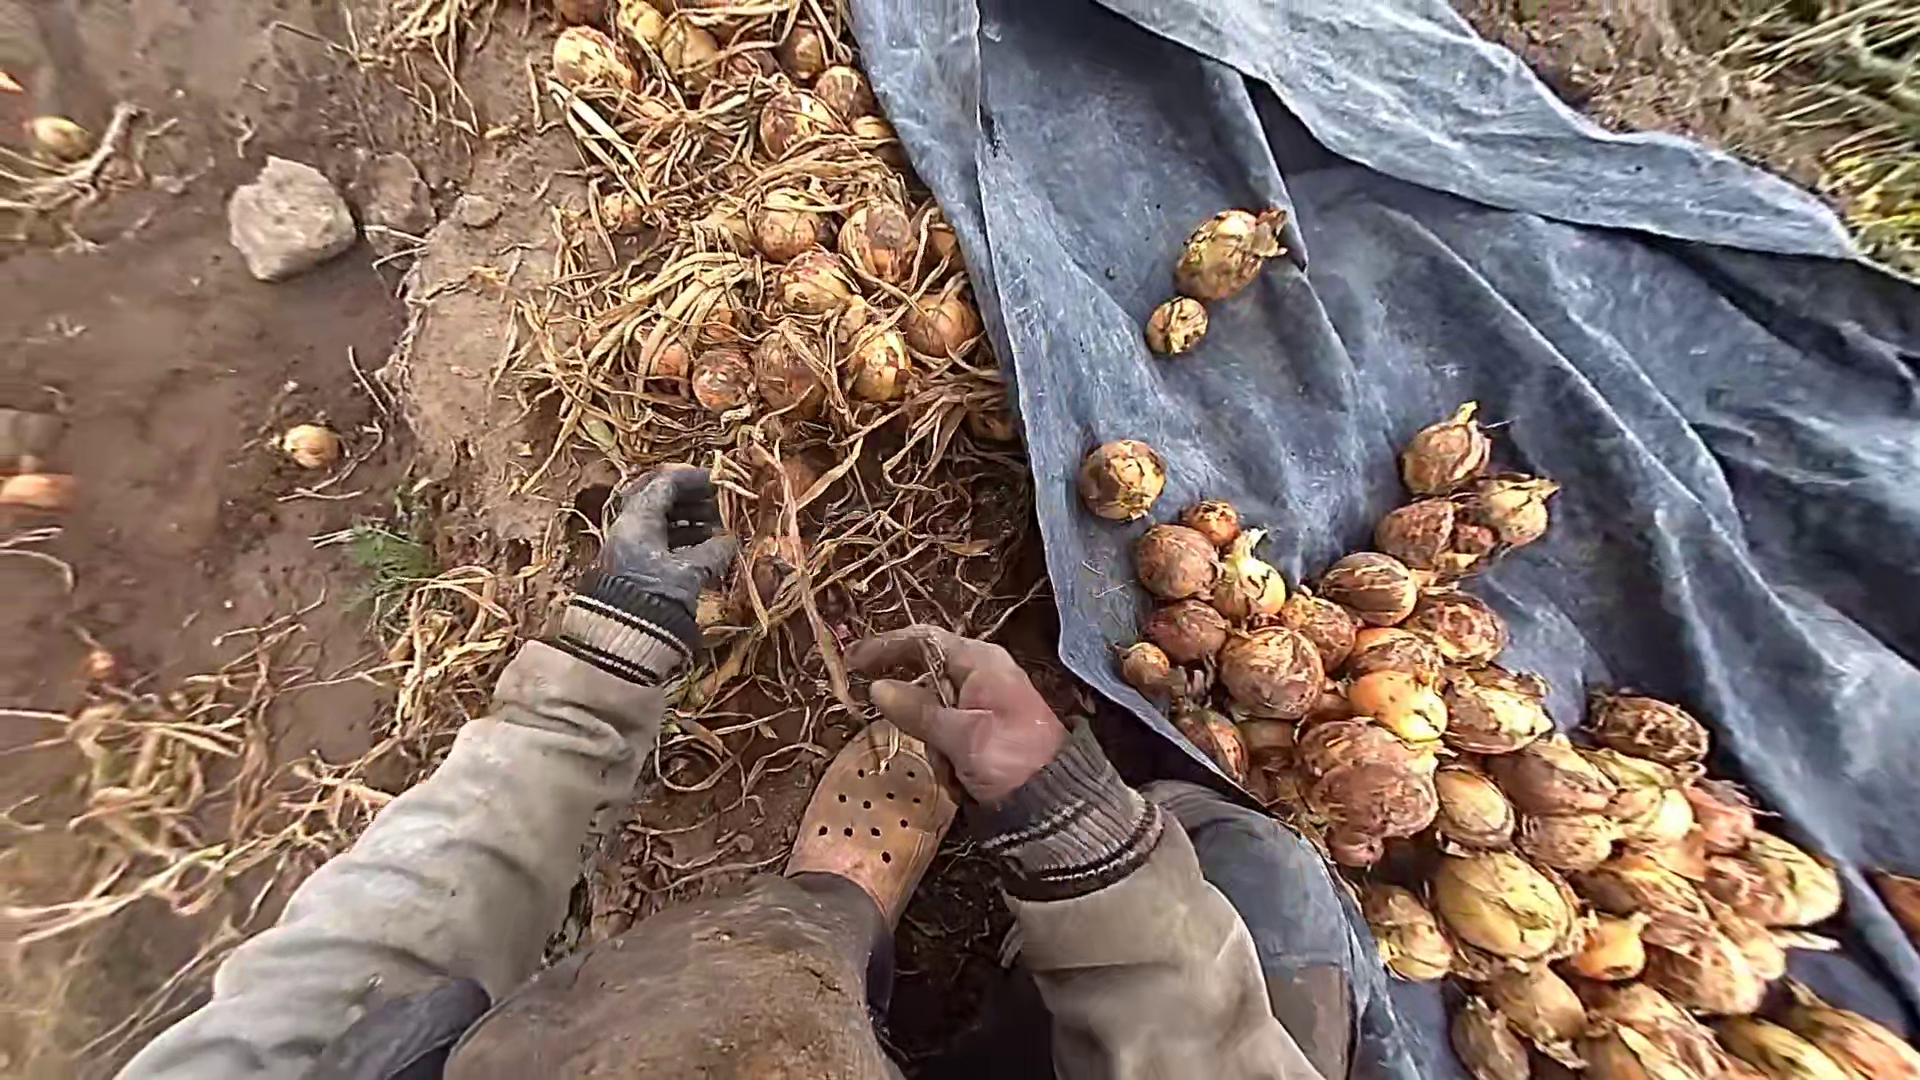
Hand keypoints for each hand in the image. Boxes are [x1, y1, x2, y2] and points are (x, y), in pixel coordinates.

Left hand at [596, 465, 736, 615]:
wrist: (622, 639)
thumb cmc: (657, 596)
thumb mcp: (691, 571)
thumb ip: (714, 551)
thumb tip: (732, 541)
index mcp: (638, 520)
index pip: (665, 484)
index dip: (694, 479)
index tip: (719, 481)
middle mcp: (630, 529)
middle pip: (662, 502)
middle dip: (695, 501)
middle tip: (723, 504)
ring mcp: (631, 549)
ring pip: (663, 523)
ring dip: (692, 521)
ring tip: (720, 528)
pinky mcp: (637, 568)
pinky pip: (663, 543)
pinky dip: (686, 540)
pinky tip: (707, 548)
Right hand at [845, 626, 1067, 802]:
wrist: (1057, 804)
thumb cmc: (1012, 759)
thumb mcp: (963, 736)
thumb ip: (918, 711)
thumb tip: (877, 687)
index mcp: (980, 660)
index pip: (924, 639)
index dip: (886, 646)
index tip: (853, 660)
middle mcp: (980, 672)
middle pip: (925, 672)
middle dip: (913, 705)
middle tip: (894, 721)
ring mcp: (981, 700)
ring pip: (932, 706)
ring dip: (930, 736)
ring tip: (950, 765)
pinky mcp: (981, 726)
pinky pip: (945, 728)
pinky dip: (943, 749)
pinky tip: (957, 772)